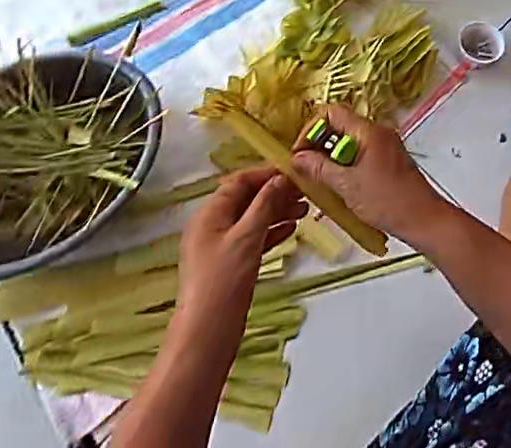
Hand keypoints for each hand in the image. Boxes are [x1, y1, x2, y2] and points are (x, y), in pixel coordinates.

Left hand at [177, 167, 305, 318]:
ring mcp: (220, 246)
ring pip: (252, 219)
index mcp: (209, 213)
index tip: (293, 173)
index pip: (239, 181)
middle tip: (304, 193)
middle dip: (275, 193)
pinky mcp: (229, 265)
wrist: (206, 337)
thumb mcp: (246, 238)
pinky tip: (290, 230)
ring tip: (304, 210)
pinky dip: (270, 232)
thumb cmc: (223, 284)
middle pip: (246, 199)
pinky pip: (252, 239)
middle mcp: (212, 225)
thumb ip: (264, 205)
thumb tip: (280, 179)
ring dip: (276, 212)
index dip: (266, 174)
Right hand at [291, 105, 452, 243]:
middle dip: (320, 144)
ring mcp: (385, 145)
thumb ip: (320, 168)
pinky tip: (341, 186)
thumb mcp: (347, 185)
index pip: (332, 112)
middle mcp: (377, 131)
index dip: (311, 128)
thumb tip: (298, 158)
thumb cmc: (388, 201)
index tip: (301, 152)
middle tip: (308, 168)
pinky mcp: (388, 159)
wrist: (425, 219)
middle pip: (340, 125)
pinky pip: (360, 152)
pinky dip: (346, 164)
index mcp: (367, 131)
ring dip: (332, 157)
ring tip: (322, 180)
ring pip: (349, 140)